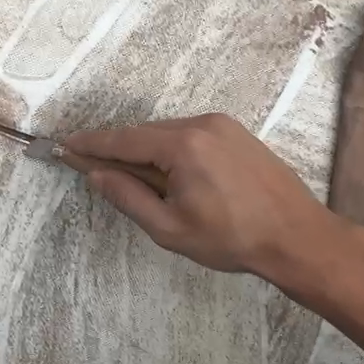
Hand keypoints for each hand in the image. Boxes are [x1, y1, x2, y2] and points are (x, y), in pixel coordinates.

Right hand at [65, 114, 346, 283]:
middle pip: (143, 133)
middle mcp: (201, 124)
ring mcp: (222, 125)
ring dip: (145, 151)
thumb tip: (96, 175)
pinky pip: (189, 134)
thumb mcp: (169, 228)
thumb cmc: (232, 239)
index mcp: (183, 145)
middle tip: (94, 169)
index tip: (65, 144)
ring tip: (137, 181)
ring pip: (166, 132)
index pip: (123, 140)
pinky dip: (170, 149)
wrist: (299, 237)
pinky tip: (169, 174)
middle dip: (117, 150)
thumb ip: (127, 197)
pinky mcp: (236, 132)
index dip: (91, 144)